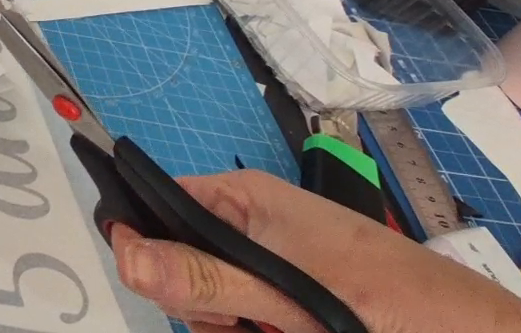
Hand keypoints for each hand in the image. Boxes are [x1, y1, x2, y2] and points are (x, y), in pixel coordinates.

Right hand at [111, 169, 520, 332]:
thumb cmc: (399, 308)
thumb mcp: (296, 295)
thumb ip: (208, 277)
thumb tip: (121, 256)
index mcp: (240, 199)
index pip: (153, 203)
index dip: (146, 245)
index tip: (173, 291)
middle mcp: (248, 227)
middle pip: (177, 261)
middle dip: (202, 304)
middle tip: (249, 327)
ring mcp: (272, 270)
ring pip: (209, 301)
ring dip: (232, 329)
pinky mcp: (291, 307)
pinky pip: (242, 321)